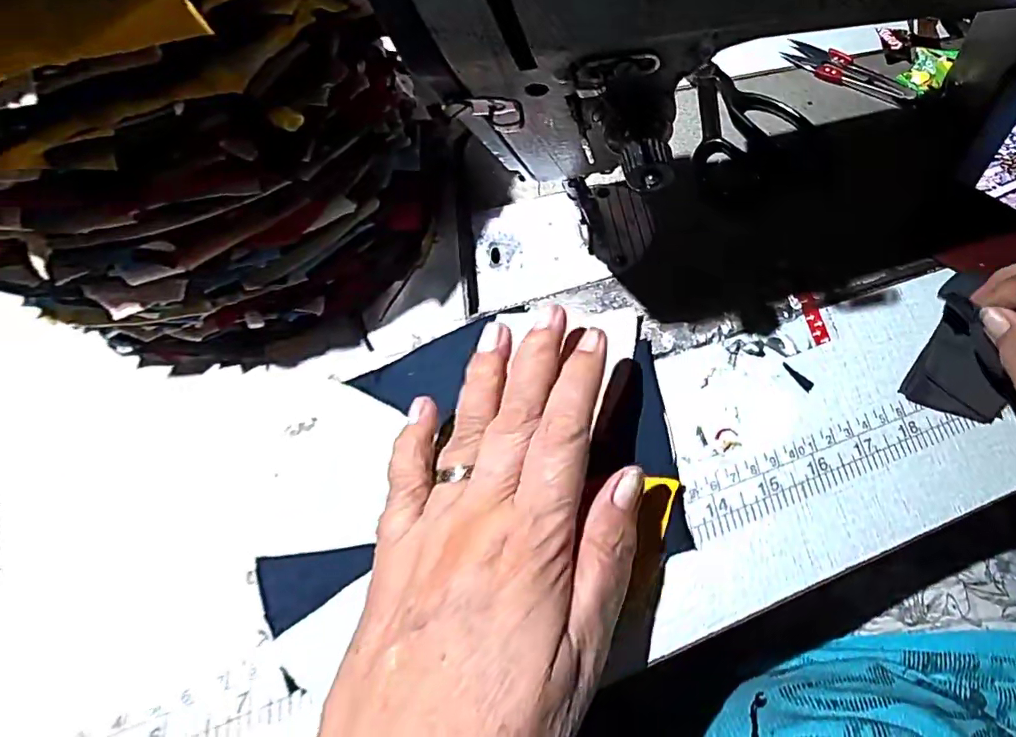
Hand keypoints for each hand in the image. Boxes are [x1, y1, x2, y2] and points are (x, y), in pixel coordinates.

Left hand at [320, 306, 643, 736]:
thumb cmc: (502, 724)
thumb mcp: (582, 648)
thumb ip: (606, 557)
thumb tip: (626, 485)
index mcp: (531, 544)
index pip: (564, 437)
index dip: (583, 382)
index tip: (597, 343)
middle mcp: (475, 530)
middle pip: (514, 423)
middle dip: (540, 362)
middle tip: (555, 318)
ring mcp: (426, 544)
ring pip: (460, 440)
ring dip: (484, 383)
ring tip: (500, 339)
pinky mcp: (390, 568)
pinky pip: (400, 489)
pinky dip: (410, 443)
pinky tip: (421, 412)